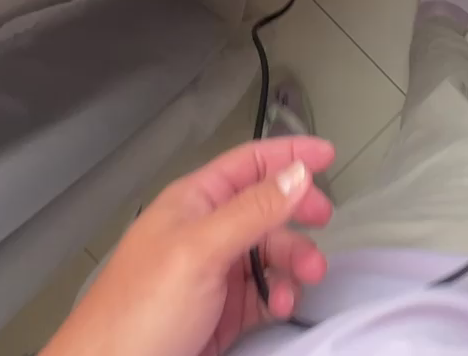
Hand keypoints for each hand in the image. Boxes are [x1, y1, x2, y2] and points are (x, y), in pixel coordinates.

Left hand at [45, 136, 335, 355]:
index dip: (288, 154)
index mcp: (194, 203)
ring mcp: (212, 273)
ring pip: (268, 251)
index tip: (328, 155)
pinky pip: (262, 292)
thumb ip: (253, 210)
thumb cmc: (139, 313)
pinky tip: (284, 303)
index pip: (250, 162)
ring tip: (309, 276)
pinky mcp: (219, 313)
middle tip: (325, 219)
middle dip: (297, 212)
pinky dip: (280, 294)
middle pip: (265, 206)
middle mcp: (205, 231)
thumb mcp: (200, 252)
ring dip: (294, 259)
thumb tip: (299, 172)